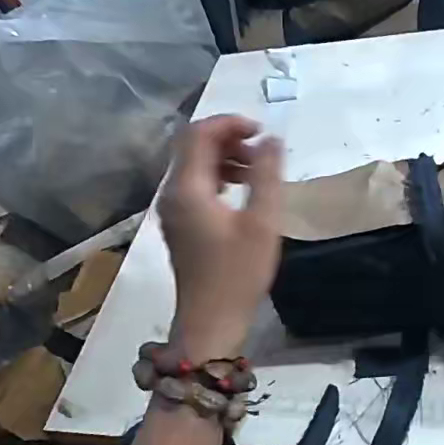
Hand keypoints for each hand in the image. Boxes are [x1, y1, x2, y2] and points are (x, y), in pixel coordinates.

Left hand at [160, 115, 283, 360]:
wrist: (211, 321)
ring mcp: (172, 209)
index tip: (262, 131)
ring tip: (258, 170)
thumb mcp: (262, 223)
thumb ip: (267, 175)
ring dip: (225, 157)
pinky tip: (242, 190)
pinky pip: (195, 184)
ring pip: (194, 164)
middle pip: (193, 146)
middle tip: (262, 150)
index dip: (230, 123)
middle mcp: (172, 193)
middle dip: (228, 138)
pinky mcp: (179, 222)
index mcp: (187, 189)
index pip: (199, 134)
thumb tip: (272, 139)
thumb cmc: (238, 274)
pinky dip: (218, 176)